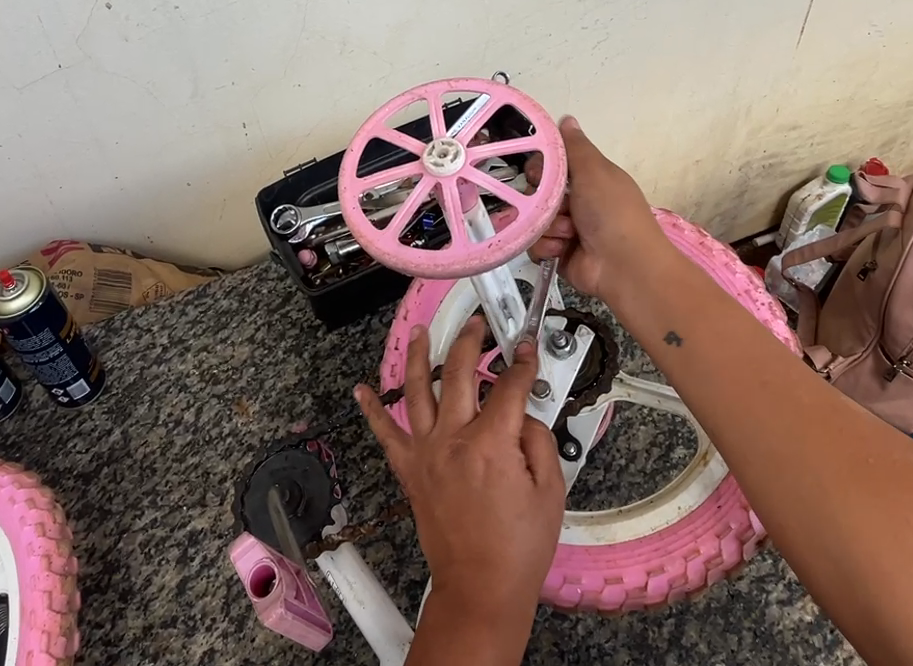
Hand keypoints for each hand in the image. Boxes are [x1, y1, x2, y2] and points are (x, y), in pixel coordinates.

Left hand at [354, 317, 563, 644]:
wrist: (480, 587)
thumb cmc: (519, 546)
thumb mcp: (550, 492)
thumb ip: (538, 442)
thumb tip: (524, 415)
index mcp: (491, 443)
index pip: (509, 387)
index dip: (522, 364)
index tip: (527, 349)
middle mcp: (453, 439)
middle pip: (460, 373)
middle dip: (472, 341)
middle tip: (479, 325)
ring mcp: (426, 452)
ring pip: (417, 389)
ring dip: (419, 355)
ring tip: (422, 331)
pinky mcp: (410, 470)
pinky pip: (386, 434)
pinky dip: (372, 410)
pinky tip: (362, 390)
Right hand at [526, 116, 668, 302]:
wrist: (624, 265)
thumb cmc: (612, 212)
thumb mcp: (595, 171)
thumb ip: (575, 146)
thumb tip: (566, 118)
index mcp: (588, 179)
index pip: (551, 166)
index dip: (541, 168)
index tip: (540, 173)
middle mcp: (576, 202)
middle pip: (537, 192)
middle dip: (542, 200)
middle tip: (556, 205)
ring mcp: (566, 229)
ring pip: (534, 218)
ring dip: (549, 225)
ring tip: (569, 233)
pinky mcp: (557, 252)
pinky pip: (534, 243)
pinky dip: (546, 246)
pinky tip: (561, 248)